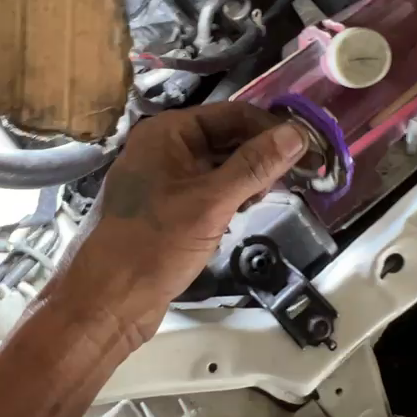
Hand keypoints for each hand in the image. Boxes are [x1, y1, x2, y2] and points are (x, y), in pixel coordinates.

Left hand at [44, 103, 306, 348]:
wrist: (108, 302)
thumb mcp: (211, 203)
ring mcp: (164, 179)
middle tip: (301, 173)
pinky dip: (231, 196)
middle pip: (226, 137)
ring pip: (219, 165)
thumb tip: (296, 134)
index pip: (232, 114)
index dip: (271, 128)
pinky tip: (246, 211)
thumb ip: (254, 166)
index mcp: (167, 133)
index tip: (308, 147)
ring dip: (248, 177)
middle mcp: (164, 148)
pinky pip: (208, 189)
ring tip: (272, 195)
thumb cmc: (153, 246)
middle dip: (262, 154)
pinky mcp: (168, 208)